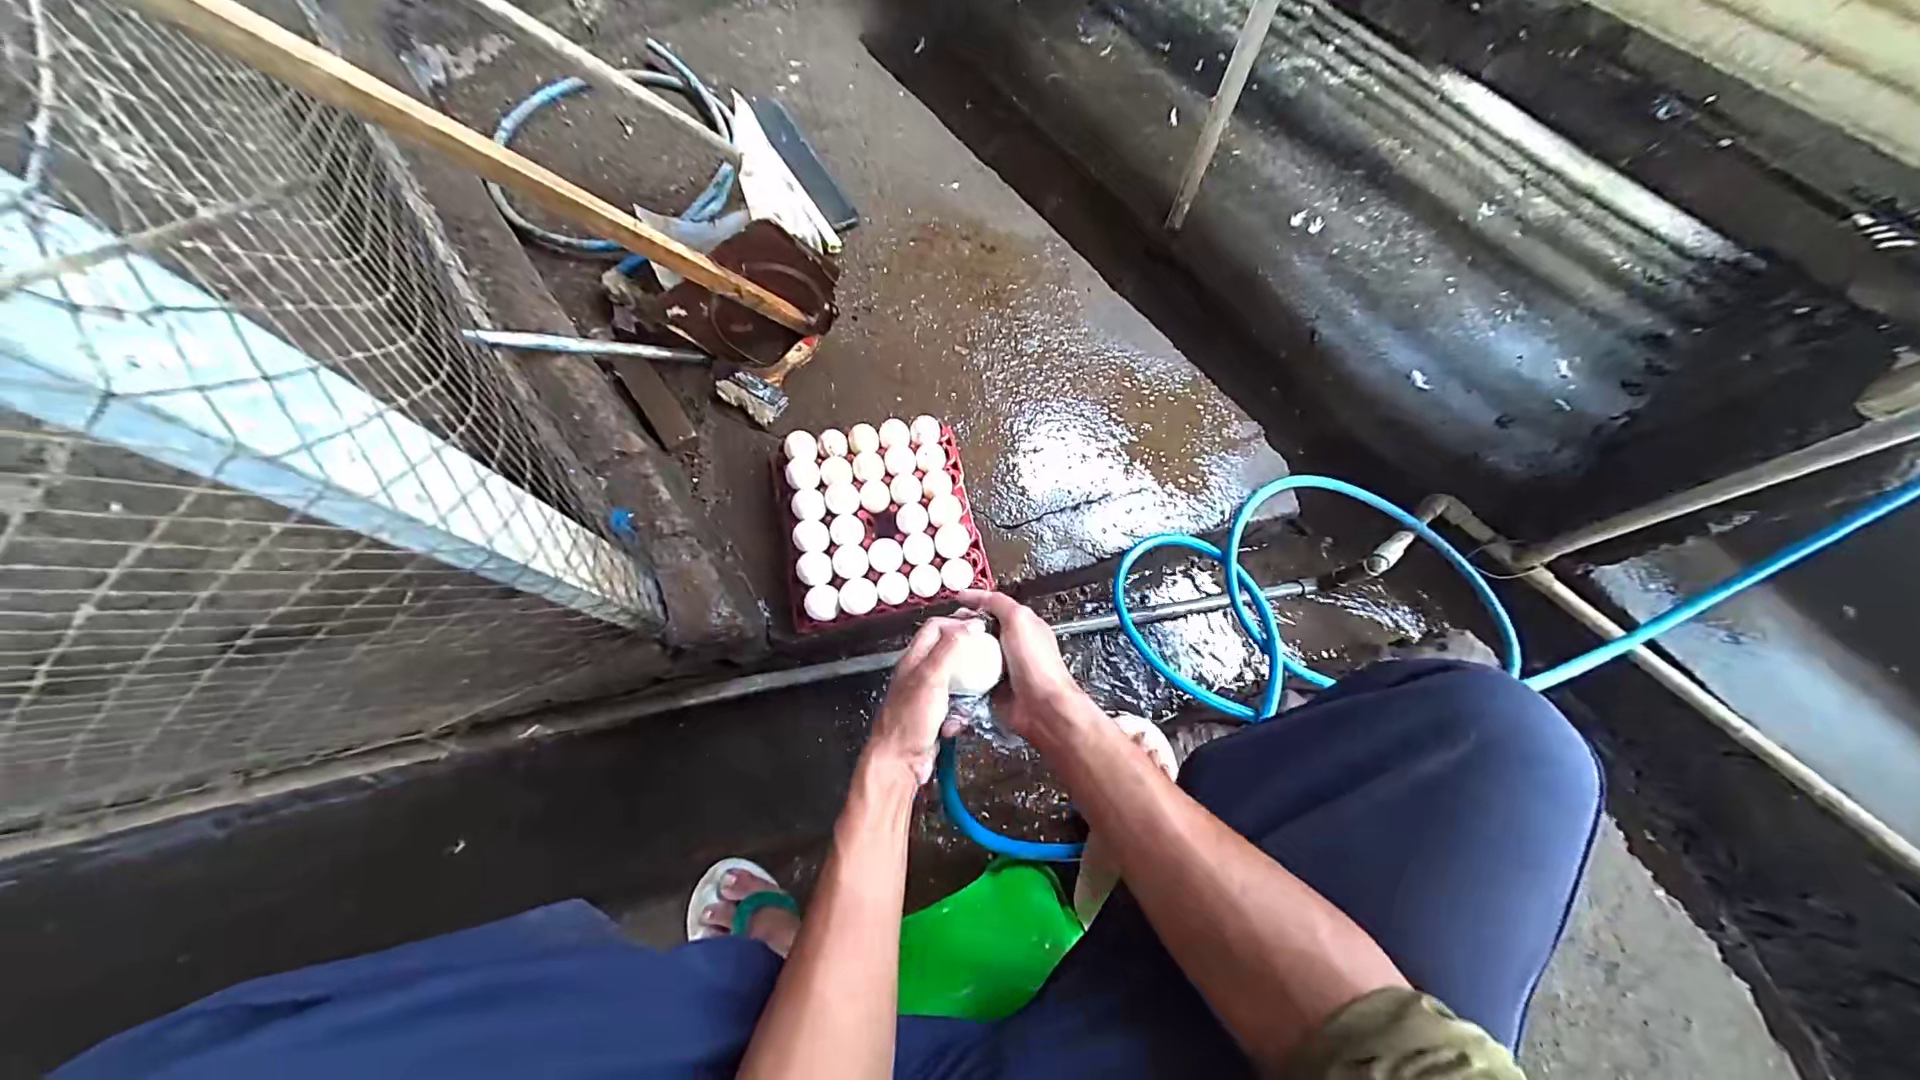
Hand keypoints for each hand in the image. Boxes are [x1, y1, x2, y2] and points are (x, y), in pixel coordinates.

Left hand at [865, 617, 971, 783]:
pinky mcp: (934, 716)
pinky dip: (961, 713)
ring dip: (966, 690)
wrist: (898, 762)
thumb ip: (950, 648)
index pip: (936, 627)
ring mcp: (926, 696)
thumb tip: (970, 625)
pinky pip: (955, 707)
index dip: (958, 623)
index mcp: (913, 659)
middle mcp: (918, 674)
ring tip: (971, 697)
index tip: (979, 629)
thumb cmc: (907, 722)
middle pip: (948, 653)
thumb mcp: (932, 676)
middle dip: (967, 657)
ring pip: (955, 682)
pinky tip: (958, 722)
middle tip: (984, 660)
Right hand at [954, 589, 1092, 742]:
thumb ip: (999, 603)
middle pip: (977, 632)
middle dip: (961, 630)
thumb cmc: (1038, 665)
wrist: (1041, 708)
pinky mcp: (990, 690)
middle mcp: (1010, 647)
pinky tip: (952, 673)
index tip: (955, 602)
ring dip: (958, 655)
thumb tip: (976, 595)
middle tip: (947, 629)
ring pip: (970, 656)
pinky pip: (968, 680)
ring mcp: (1000, 669)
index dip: (974, 604)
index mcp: (1021, 626)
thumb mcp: (1019, 619)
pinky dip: (960, 678)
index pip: (992, 608)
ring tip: (945, 650)